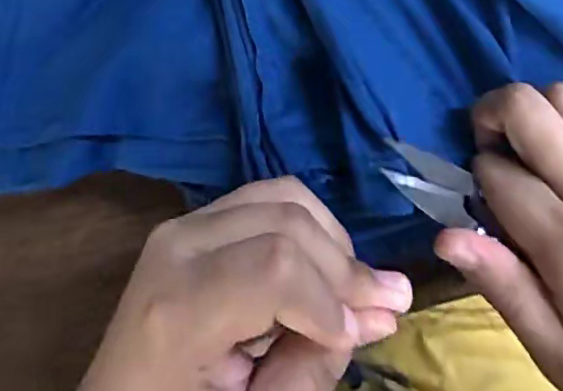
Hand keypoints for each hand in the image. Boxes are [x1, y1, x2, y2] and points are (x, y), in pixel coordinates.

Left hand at [80, 177, 412, 390]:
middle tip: (385, 306)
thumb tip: (377, 313)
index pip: (273, 265)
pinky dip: (307, 224)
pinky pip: (266, 196)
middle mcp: (178, 242)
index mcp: (176, 305)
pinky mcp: (197, 217)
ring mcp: (185, 221)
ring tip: (351, 287)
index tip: (357, 335)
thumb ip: (309, 367)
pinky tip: (321, 264)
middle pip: (285, 220)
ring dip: (329, 238)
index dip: (328, 296)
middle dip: (342, 264)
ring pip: (282, 195)